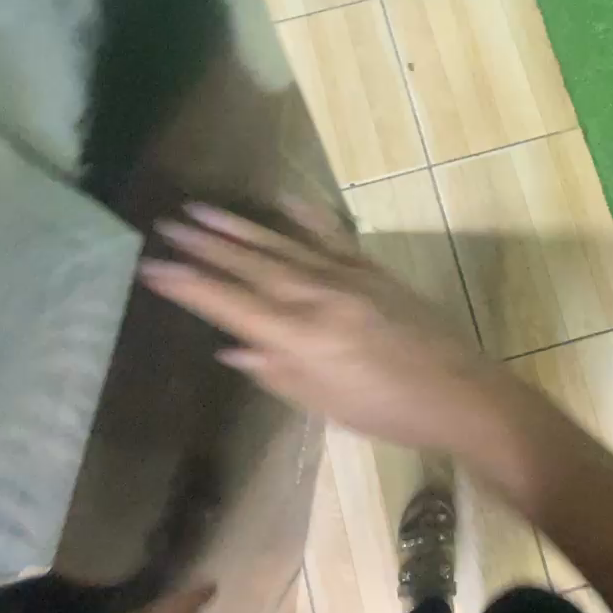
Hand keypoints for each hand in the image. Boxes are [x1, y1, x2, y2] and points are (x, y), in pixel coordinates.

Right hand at [139, 202, 536, 456]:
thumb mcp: (324, 404)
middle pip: (252, 267)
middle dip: (207, 246)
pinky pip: (332, 237)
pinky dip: (307, 217)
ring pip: (284, 246)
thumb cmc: (387, 413)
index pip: (232, 305)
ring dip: (242, 228)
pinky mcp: (373, 270)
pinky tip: (284, 199)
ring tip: (204, 210)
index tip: (154, 266)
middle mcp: (318, 298)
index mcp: (301, 337)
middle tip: (169, 225)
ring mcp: (348, 278)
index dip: (190, 285)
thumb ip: (276, 371)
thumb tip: (233, 346)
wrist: (458, 392)